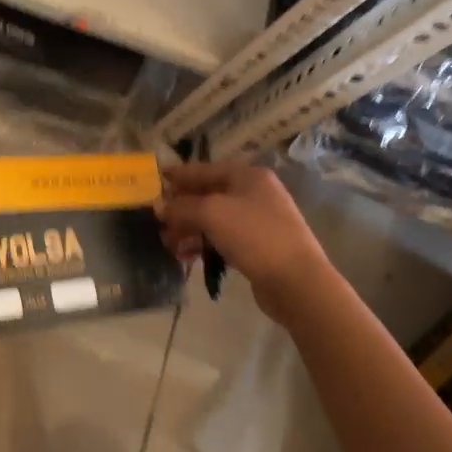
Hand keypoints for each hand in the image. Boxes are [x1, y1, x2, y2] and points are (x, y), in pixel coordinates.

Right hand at [159, 162, 333, 321]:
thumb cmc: (254, 235)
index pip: (204, 169)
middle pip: (208, 195)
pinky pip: (223, 238)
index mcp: (247, 176)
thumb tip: (160, 207)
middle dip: (181, 207)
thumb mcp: (211, 213)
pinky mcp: (258, 246)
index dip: (178, 175)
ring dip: (189, 229)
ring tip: (167, 243)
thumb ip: (181, 206)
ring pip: (214, 219)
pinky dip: (203, 244)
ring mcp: (258, 221)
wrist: (296, 281)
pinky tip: (186, 256)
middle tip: (157, 219)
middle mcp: (255, 193)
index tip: (154, 180)